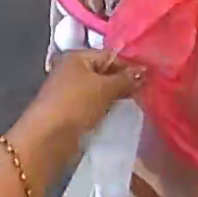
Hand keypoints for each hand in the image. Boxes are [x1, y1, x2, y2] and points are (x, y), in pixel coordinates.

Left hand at [12, 50, 143, 150]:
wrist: (46, 140)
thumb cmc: (74, 105)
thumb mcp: (103, 89)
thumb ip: (125, 79)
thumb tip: (145, 70)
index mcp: (77, 56)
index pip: (109, 55)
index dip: (129, 65)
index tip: (151, 76)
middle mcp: (73, 70)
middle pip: (105, 72)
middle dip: (124, 82)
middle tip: (147, 91)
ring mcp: (71, 92)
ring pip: (101, 91)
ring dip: (117, 98)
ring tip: (139, 104)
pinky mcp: (71, 113)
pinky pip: (95, 107)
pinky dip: (107, 111)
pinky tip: (122, 117)